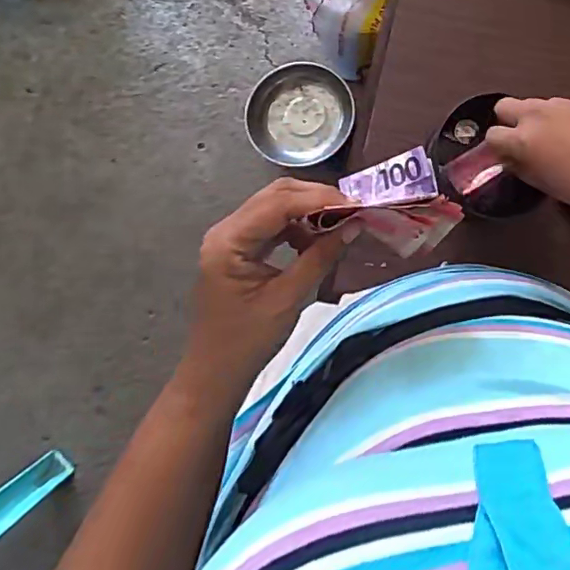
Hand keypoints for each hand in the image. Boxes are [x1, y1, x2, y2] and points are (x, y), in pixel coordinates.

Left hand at [183, 178, 355, 392]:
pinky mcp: (240, 246)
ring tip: (340, 222)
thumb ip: (320, 257)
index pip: (279, 203)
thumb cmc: (246, 342)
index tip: (356, 206)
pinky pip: (273, 222)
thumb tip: (353, 225)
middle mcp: (227, 229)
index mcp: (230, 240)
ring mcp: (231, 236)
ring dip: (310, 209)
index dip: (320, 199)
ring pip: (276, 204)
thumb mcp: (288, 299)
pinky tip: (318, 238)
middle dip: (317, 198)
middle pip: (276, 195)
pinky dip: (299, 224)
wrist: (214, 375)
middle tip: (353, 210)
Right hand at [483, 97, 569, 223]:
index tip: (504, 155)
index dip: (496, 147)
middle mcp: (537, 115)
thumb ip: (518, 166)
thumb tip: (509, 159)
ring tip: (550, 141)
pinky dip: (556, 117)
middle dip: (507, 122)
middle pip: (504, 106)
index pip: (492, 134)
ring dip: (533, 118)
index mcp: (523, 138)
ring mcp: (560, 106)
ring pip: (532, 104)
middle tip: (520, 142)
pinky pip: (556, 106)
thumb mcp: (541, 184)